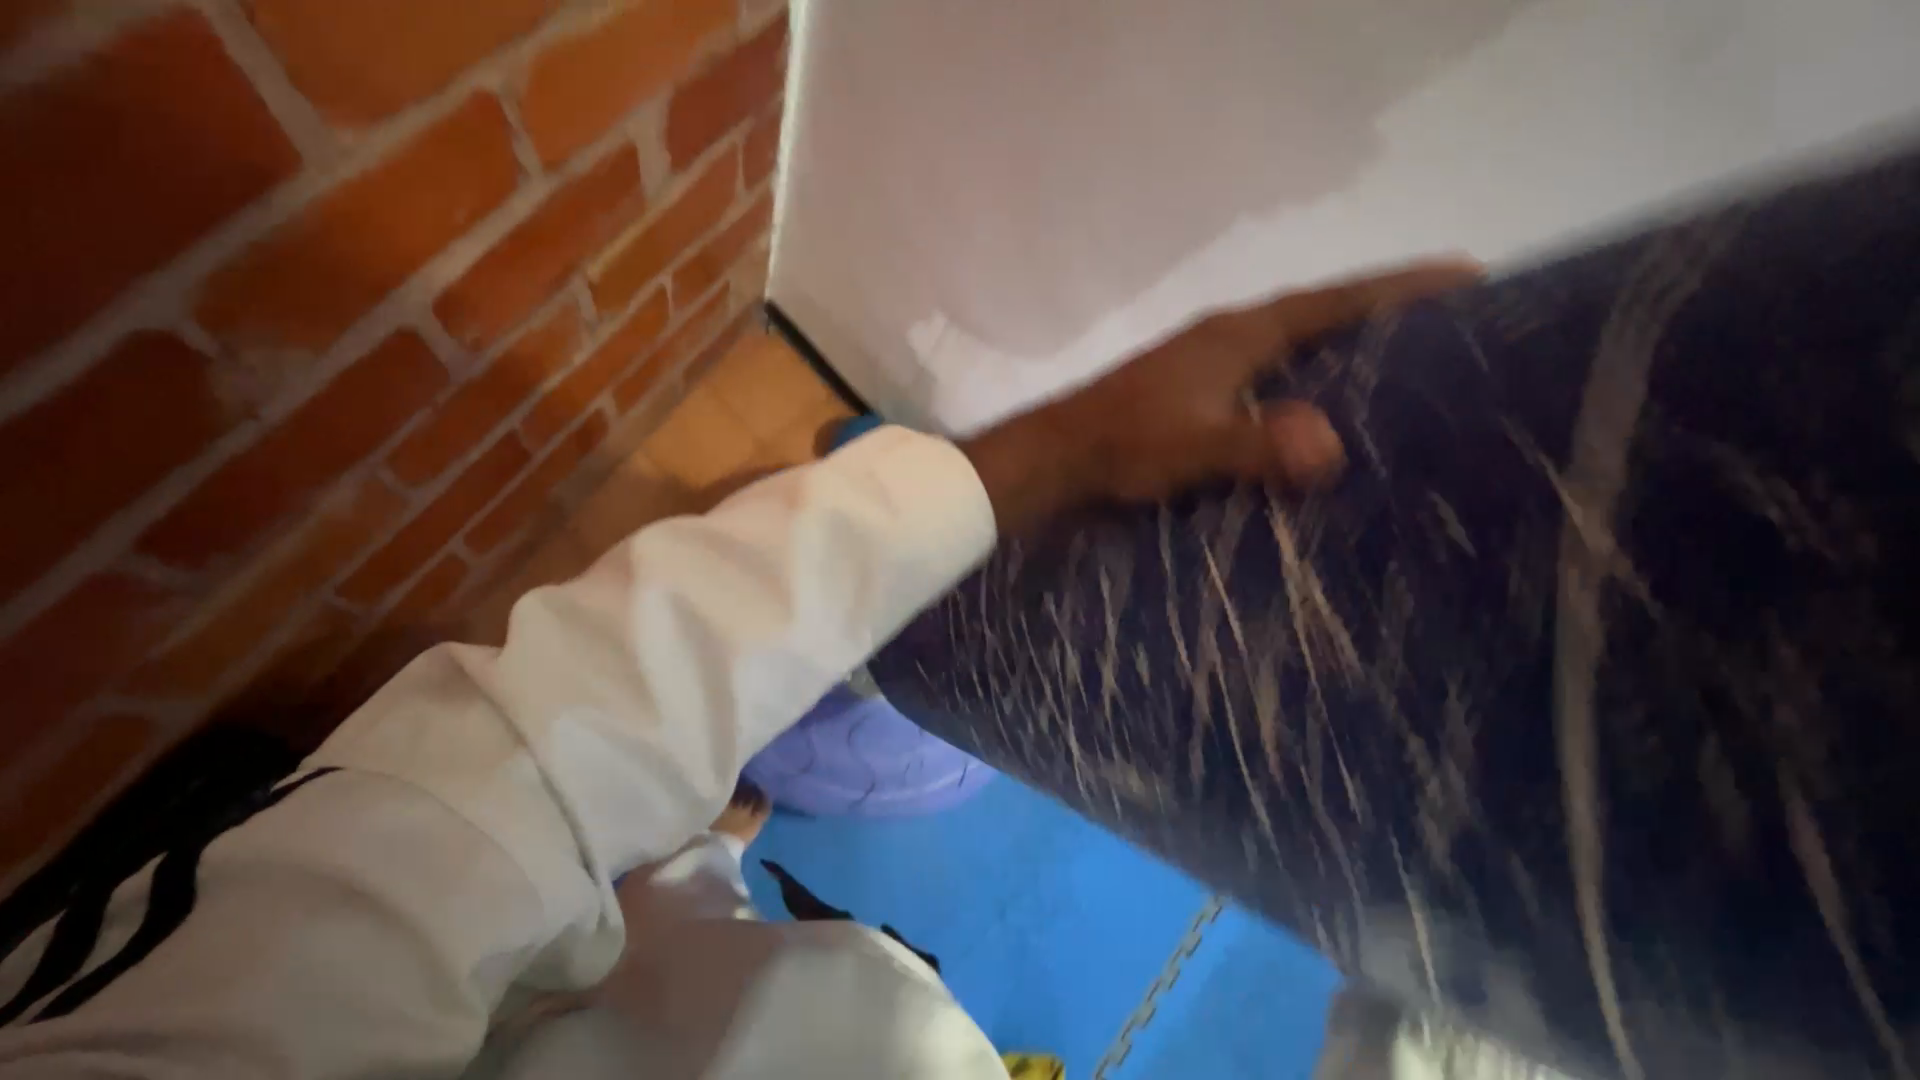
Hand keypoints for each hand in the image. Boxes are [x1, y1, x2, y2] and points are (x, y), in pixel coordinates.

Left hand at [961, 258, 1481, 533]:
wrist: (1057, 455)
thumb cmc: (1123, 447)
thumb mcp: (1193, 448)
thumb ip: (1256, 446)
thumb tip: (1330, 448)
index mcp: (1238, 334)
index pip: (1332, 300)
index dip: (1397, 288)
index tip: (1466, 274)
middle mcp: (1226, 334)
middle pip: (1317, 312)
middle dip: (1379, 311)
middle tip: (1449, 322)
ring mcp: (1204, 358)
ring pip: (1289, 340)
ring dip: (1339, 342)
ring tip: (1399, 359)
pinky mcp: (1189, 386)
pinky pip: (1264, 369)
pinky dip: (1299, 374)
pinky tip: (1313, 402)